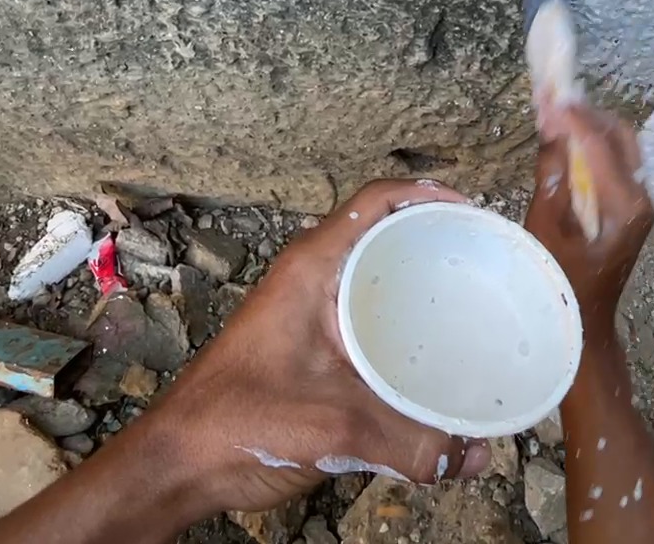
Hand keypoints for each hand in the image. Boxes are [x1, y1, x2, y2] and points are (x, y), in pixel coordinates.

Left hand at [151, 179, 492, 514]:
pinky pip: (361, 306)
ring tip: (461, 294)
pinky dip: (395, 312)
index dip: (426, 192)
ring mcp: (306, 304)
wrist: (177, 461)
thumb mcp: (335, 426)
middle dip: (428, 232)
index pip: (375, 199)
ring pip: (370, 268)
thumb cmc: (238, 422)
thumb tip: (475, 454)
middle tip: (476, 254)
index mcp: (313, 265)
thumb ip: (409, 442)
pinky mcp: (307, 337)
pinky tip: (422, 345)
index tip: (469, 209)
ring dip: (411, 272)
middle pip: (379, 228)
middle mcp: (311, 273)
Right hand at [525, 105, 653, 333]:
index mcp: (625, 204)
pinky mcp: (631, 203)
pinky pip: (615, 158)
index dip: (571, 116)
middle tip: (550, 99)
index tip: (546, 93)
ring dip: (588, 124)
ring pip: (620, 142)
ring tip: (554, 112)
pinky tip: (567, 138)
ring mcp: (640, 199)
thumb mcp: (546, 227)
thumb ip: (552, 174)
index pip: (598, 144)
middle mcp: (642, 195)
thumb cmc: (559, 280)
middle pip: (618, 134)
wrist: (585, 322)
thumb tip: (552, 125)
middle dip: (585, 112)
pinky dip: (592, 142)